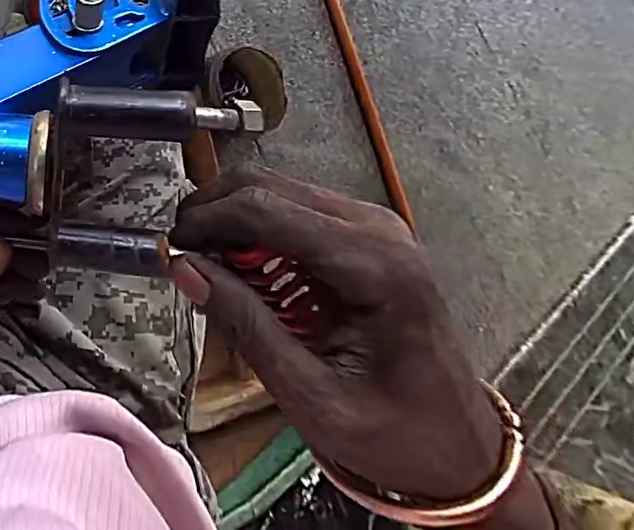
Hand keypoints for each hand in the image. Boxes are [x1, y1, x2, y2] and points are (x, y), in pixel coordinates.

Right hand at [171, 169, 549, 526]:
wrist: (460, 450)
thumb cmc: (396, 436)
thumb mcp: (313, 396)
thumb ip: (246, 325)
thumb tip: (185, 268)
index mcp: (375, 265)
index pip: (266, 209)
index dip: (209, 219)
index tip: (173, 246)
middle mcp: (375, 226)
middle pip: (266, 184)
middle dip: (213, 211)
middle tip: (184, 253)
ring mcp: (370, 223)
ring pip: (274, 187)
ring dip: (230, 217)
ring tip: (208, 263)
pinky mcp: (360, 230)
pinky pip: (290, 205)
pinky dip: (253, 227)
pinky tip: (242, 264)